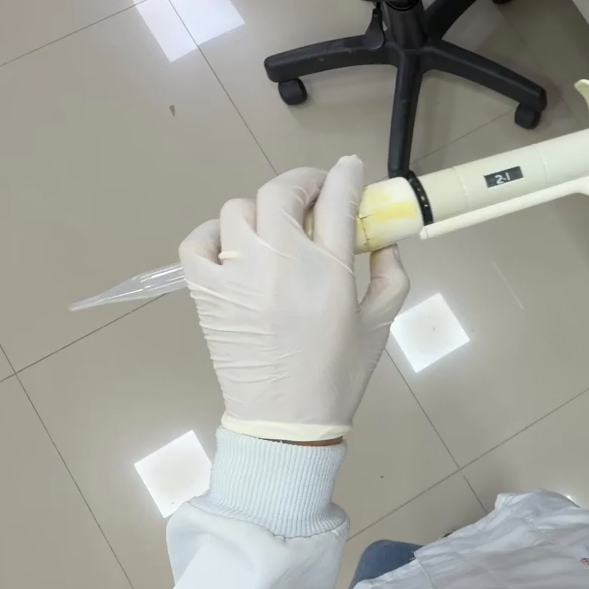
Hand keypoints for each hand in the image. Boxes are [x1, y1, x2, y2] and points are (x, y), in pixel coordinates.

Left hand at [180, 156, 409, 442]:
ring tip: (276, 226)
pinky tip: (232, 244)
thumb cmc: (339, 373)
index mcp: (327, 271)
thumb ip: (391, 277)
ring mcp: (235, 274)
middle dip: (303, 181)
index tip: (351, 168)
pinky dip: (213, 233)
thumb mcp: (380, 325)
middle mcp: (278, 262)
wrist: (286, 420)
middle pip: (281, 192)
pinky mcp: (205, 291)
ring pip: (238, 209)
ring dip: (262, 208)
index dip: (346, 176)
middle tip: (316, 192)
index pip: (337, 201)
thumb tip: (384, 243)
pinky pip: (197, 241)